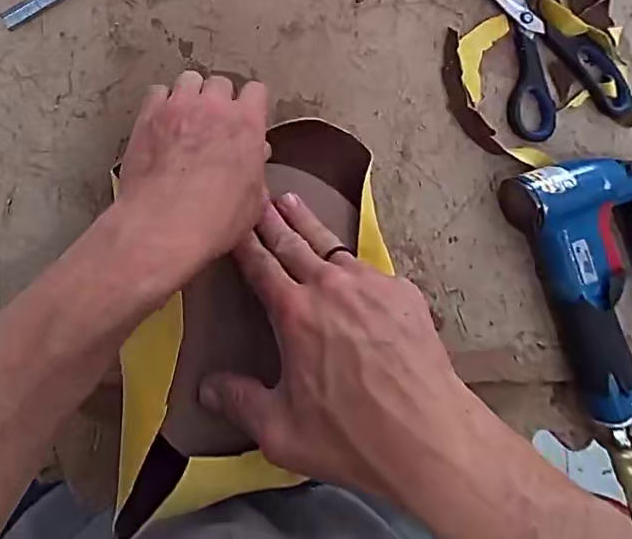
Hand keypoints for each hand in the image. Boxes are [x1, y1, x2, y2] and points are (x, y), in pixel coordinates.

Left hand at [112, 71, 270, 284]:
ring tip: (185, 114)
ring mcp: (180, 107)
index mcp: (247, 123)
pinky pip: (156, 92)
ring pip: (189, 80)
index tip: (246, 115)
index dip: (250, 103)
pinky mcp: (149, 116)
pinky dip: (160, 103)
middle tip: (213, 119)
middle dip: (218, 98)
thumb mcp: (253, 201)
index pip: (256, 91)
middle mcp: (216, 107)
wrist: (164, 226)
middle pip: (221, 82)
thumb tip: (254, 162)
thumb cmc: (213, 218)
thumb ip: (256, 172)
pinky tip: (160, 121)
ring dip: (190, 94)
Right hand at [201, 195, 501, 506]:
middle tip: (262, 194)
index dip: (245, 242)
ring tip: (294, 204)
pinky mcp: (402, 288)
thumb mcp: (280, 431)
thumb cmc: (349, 436)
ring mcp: (371, 282)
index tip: (234, 221)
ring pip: (332, 245)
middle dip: (274, 219)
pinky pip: (369, 270)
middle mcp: (331, 285)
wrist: (425, 429)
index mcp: (296, 313)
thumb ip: (240, 402)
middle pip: (294, 243)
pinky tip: (349, 266)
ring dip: (309, 224)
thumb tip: (206, 386)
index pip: (261, 266)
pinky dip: (351, 264)